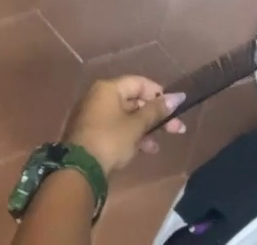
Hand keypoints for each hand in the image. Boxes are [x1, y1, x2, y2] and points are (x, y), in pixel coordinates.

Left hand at [63, 76, 185, 174]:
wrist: (77, 172)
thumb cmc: (110, 140)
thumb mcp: (136, 125)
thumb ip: (157, 110)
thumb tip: (179, 97)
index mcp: (108, 88)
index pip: (140, 83)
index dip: (159, 95)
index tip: (173, 108)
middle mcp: (99, 98)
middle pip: (134, 101)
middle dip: (155, 116)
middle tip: (175, 129)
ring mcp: (93, 117)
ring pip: (126, 117)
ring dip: (144, 129)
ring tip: (156, 146)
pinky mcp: (90, 135)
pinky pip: (116, 129)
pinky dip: (130, 136)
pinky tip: (143, 150)